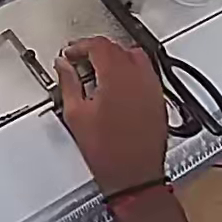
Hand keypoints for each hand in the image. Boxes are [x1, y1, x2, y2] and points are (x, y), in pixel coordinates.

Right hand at [55, 36, 166, 193]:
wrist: (134, 176)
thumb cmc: (108, 152)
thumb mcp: (76, 114)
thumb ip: (68, 83)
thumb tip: (63, 65)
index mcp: (117, 78)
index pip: (99, 45)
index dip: (80, 45)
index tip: (70, 53)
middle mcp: (138, 79)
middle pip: (116, 47)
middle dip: (95, 49)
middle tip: (79, 60)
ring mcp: (152, 88)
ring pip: (135, 56)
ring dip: (115, 57)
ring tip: (98, 70)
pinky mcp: (158, 99)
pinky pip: (146, 72)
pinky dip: (130, 69)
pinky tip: (117, 84)